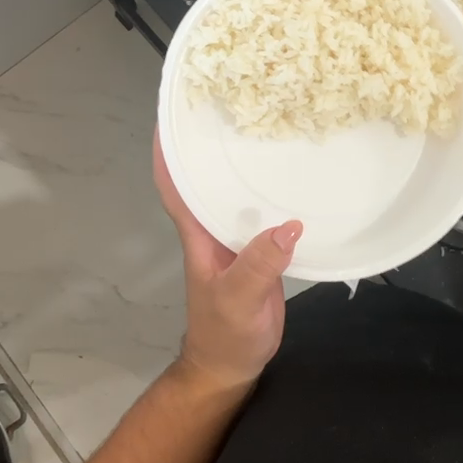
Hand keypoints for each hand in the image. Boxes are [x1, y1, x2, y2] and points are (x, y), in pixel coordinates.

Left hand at [152, 131, 301, 391]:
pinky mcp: (258, 246)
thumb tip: (289, 226)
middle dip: (211, 142)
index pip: (175, 184)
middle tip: (237, 98)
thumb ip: (258, 266)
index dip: (167, 149)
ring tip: (271, 124)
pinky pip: (262, 209)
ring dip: (244, 161)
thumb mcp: (238, 302)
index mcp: (198, 232)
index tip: (173, 112)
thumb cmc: (225, 334)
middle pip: (205, 175)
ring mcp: (235, 235)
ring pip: (235, 189)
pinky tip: (295, 174)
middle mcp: (212, 225)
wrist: (232, 364)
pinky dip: (272, 190)